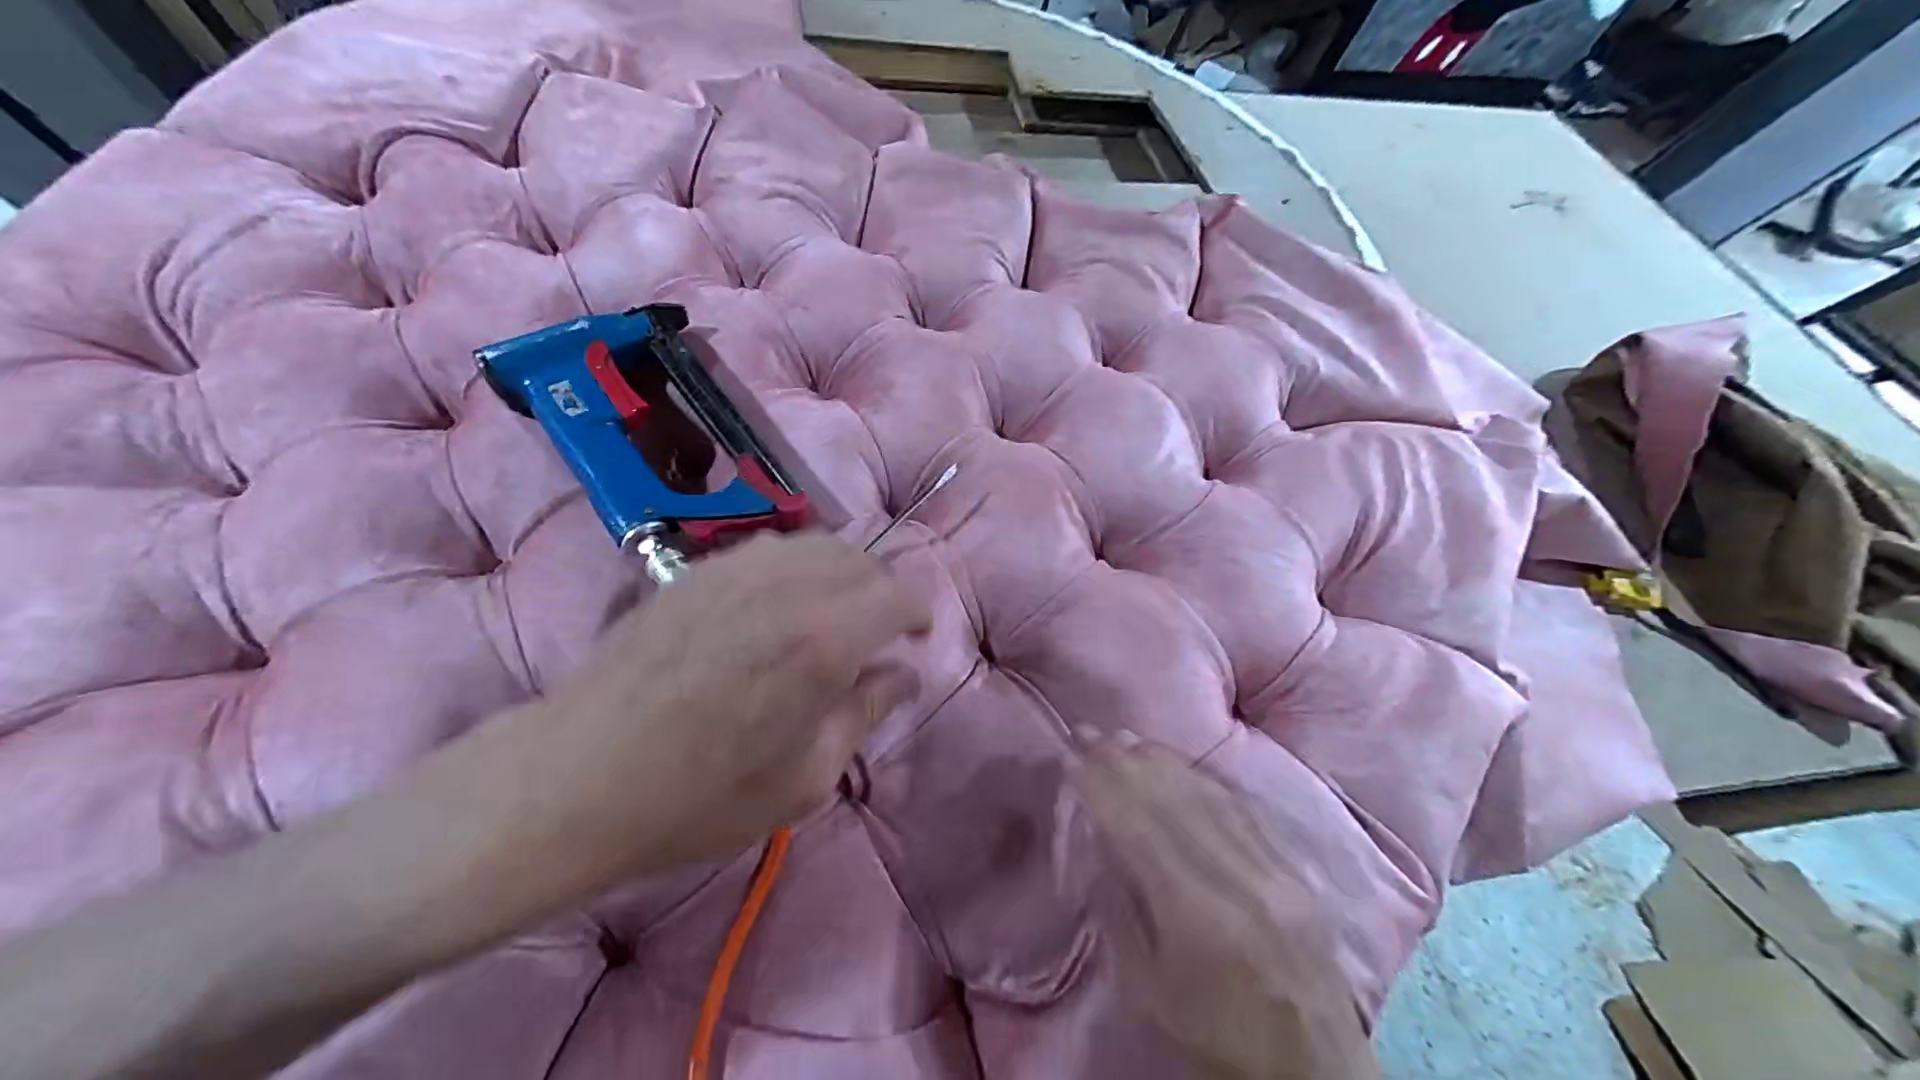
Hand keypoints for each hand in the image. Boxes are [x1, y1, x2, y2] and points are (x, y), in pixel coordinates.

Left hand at [499, 531, 931, 883]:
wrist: (577, 778)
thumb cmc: (701, 797)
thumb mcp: (807, 777)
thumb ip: (865, 712)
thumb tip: (902, 673)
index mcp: (825, 639)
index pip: (899, 595)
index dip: (919, 612)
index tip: (917, 638)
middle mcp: (788, 587)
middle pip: (862, 560)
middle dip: (884, 590)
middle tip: (879, 632)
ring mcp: (736, 570)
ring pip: (816, 543)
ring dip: (842, 571)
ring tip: (834, 611)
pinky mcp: (695, 571)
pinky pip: (769, 549)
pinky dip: (796, 566)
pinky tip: (780, 603)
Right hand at [1078, 732, 1378, 1079]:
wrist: (1313, 1076)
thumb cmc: (1213, 1040)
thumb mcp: (1146, 989)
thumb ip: (1121, 908)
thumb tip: (1100, 838)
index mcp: (1198, 916)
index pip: (1138, 827)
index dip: (1102, 784)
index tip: (1073, 753)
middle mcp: (1241, 881)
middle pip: (1173, 801)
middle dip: (1125, 761)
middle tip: (1091, 731)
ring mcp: (1275, 872)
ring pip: (1208, 796)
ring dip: (1162, 761)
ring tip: (1127, 737)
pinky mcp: (1295, 873)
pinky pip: (1243, 809)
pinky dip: (1203, 779)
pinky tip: (1179, 763)